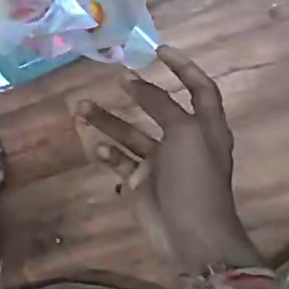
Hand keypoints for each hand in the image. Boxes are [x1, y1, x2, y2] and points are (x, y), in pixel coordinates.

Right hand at [79, 46, 263, 270]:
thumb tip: (134, 82)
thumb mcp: (184, 133)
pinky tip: (96, 148)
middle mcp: (184, 142)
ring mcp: (162, 164)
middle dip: (136, 93)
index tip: (159, 50)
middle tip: (116, 78)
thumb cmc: (196, 180)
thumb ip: (160, 104)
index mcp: (205, 128)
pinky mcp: (142, 183)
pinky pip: (120, 160)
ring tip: (82, 109)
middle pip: (158, 109)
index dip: (183, 68)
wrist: (194, 238)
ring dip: (108, 121)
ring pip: (131, 133)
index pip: (200, 89)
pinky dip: (108, 152)